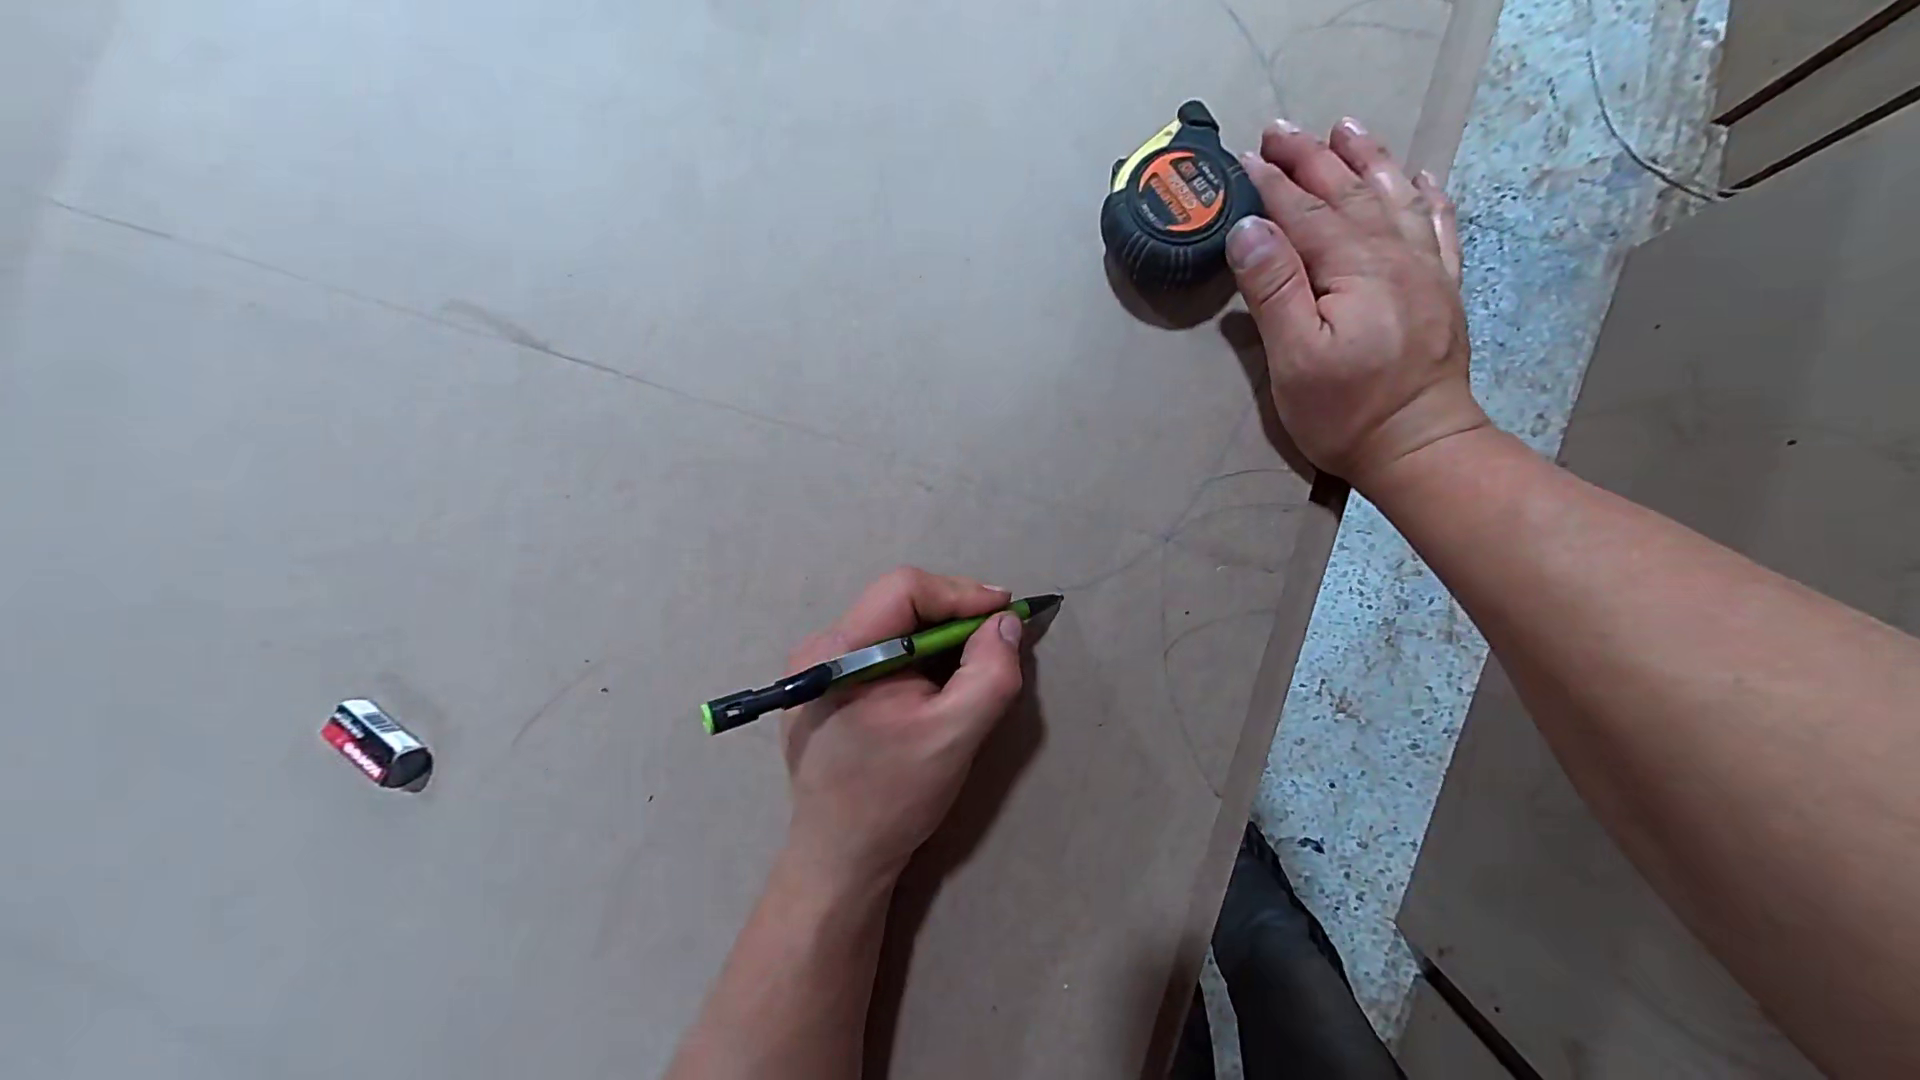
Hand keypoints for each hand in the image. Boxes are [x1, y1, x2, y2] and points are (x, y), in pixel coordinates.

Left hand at [779, 567, 1024, 886]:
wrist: (840, 856)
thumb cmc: (894, 798)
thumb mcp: (955, 736)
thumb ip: (990, 673)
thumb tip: (1005, 621)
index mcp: (840, 652)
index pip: (904, 589)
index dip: (960, 592)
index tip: (1005, 612)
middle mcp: (820, 647)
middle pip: (898, 601)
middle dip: (954, 612)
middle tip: (996, 634)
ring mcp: (819, 665)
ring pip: (893, 623)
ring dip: (939, 633)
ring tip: (973, 658)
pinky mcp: (827, 683)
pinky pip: (882, 646)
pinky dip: (920, 652)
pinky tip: (939, 679)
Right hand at [1225, 116, 1488, 490]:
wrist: (1420, 446)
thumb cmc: (1345, 411)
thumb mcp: (1294, 358)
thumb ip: (1274, 289)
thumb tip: (1249, 229)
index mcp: (1353, 269)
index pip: (1305, 214)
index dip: (1273, 184)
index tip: (1245, 158)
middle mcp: (1393, 256)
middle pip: (1347, 195)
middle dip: (1311, 160)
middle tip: (1280, 131)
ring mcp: (1423, 269)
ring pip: (1392, 198)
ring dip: (1365, 160)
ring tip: (1344, 130)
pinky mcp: (1440, 289)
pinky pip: (1436, 225)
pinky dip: (1423, 195)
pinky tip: (1416, 177)